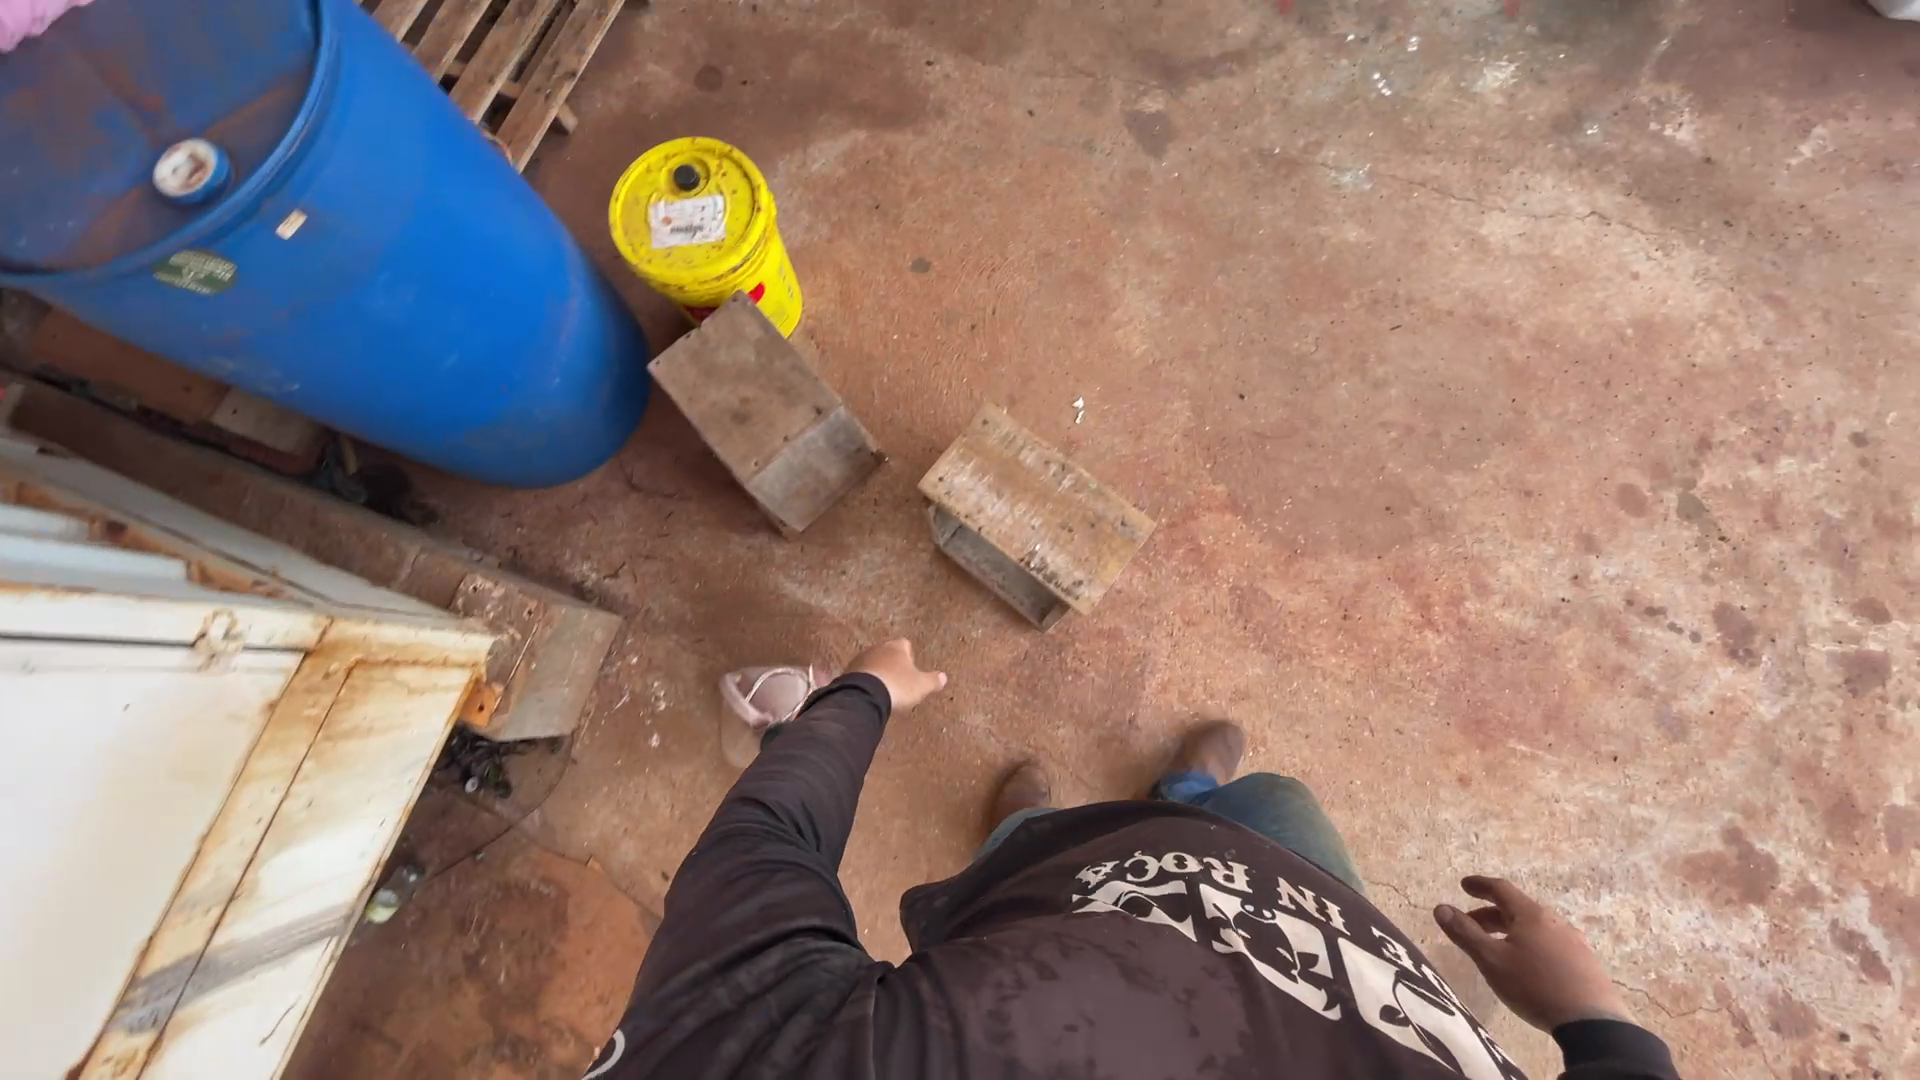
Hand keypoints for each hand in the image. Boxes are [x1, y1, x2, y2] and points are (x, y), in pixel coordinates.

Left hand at [846, 639, 947, 712]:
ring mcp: (860, 659)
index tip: (912, 670)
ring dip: (878, 673)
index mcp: (896, 647)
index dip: (909, 656)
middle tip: (899, 681)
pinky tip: (870, 694)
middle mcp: (877, 648)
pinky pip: (860, 675)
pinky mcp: (848, 672)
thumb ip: (933, 680)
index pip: (905, 644)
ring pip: (873, 663)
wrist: (864, 696)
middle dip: (892, 664)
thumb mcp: (921, 686)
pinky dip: (866, 681)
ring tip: (884, 690)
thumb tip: (944, 677)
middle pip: (887, 653)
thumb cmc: (897, 686)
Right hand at [1434, 875, 1633, 1032]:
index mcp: (1531, 915)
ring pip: (1536, 929)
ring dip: (1512, 931)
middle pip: (1518, 909)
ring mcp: (1576, 945)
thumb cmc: (1535, 985)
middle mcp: (1556, 923)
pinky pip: (1552, 945)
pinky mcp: (1588, 966)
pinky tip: (1529, 966)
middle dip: (1491, 915)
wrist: (1595, 1026)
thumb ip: (1464, 932)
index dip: (1480, 885)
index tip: (1464, 886)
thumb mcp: (1491, 959)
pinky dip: (1532, 946)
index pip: (1501, 889)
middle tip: (1472, 925)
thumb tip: (1440, 908)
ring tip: (1499, 948)